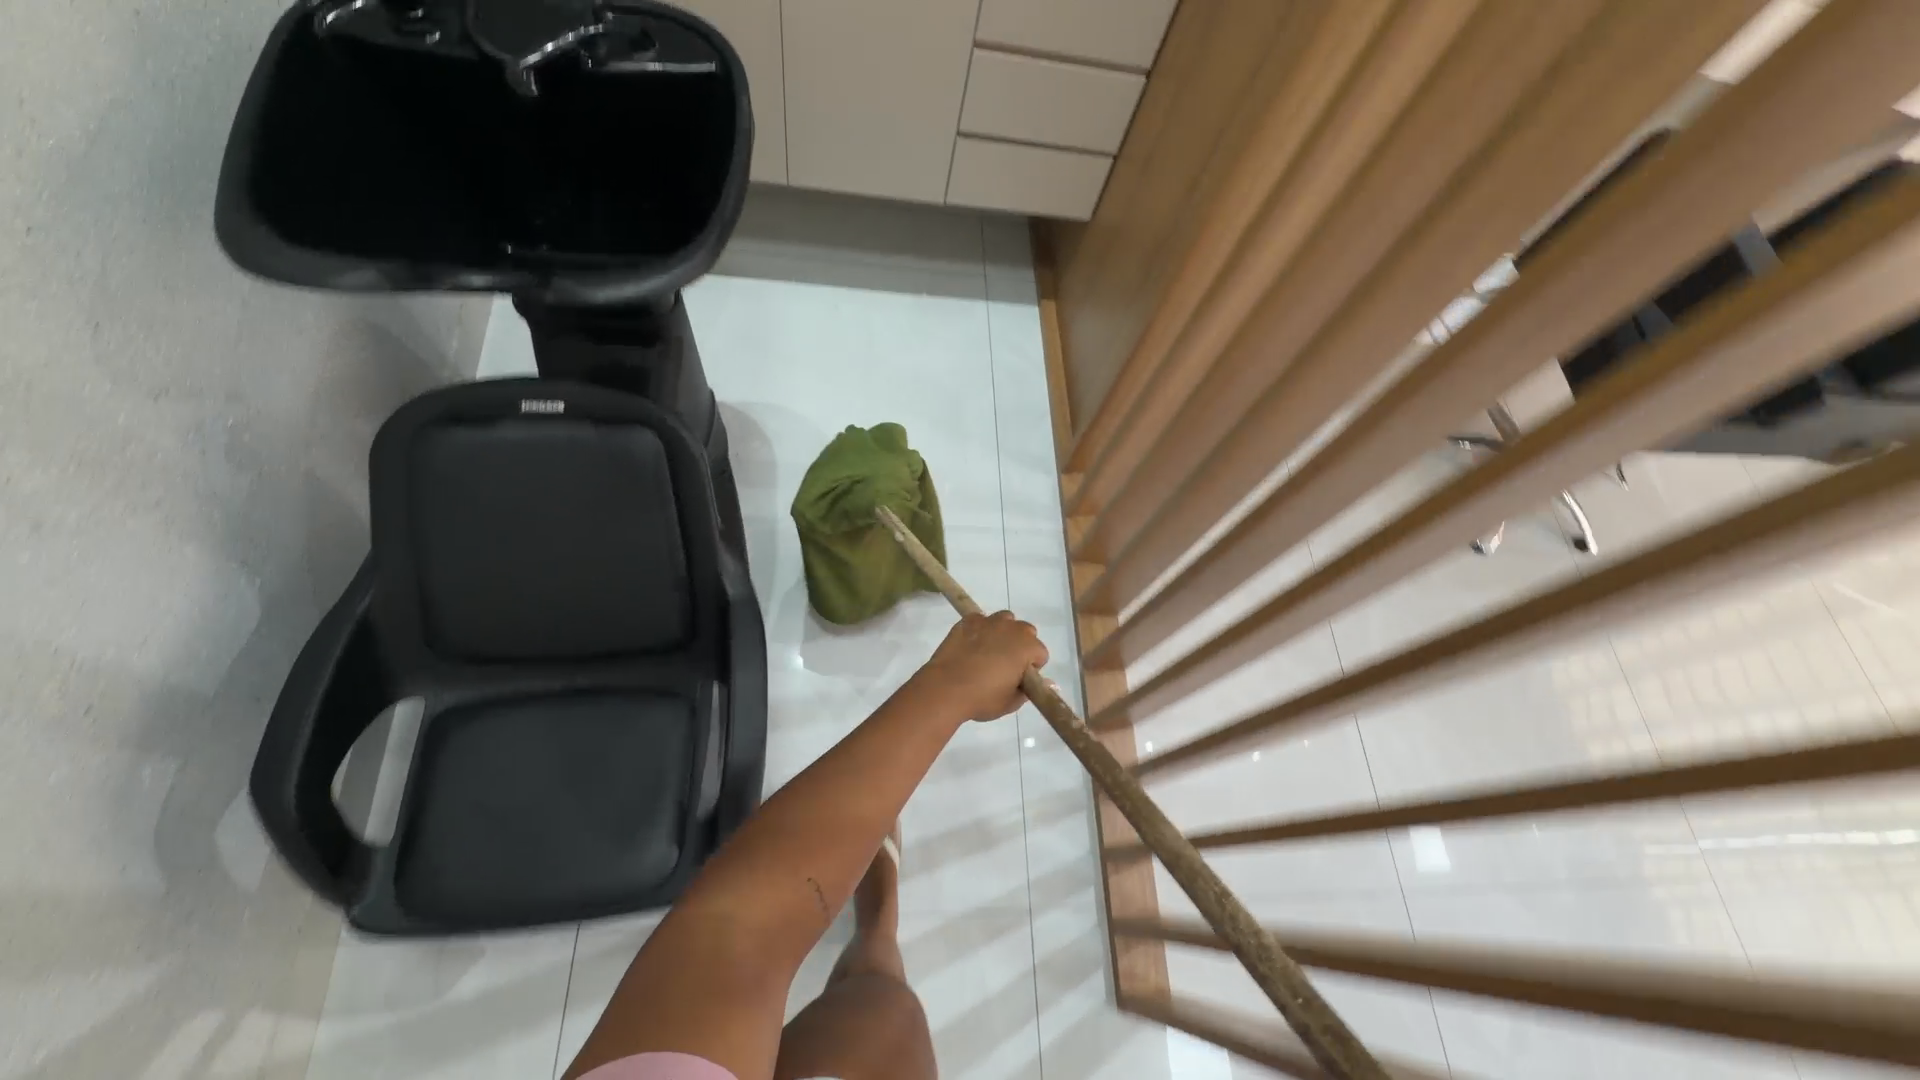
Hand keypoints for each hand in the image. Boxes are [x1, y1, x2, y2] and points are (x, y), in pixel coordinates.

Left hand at [917, 611, 1049, 722]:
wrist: (945, 688)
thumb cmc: (982, 698)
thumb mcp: (1011, 702)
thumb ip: (1029, 690)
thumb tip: (1044, 683)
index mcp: (1027, 647)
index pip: (1041, 654)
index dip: (1032, 668)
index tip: (1019, 679)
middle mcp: (1011, 628)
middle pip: (1026, 632)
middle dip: (1020, 646)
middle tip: (1004, 666)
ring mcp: (988, 621)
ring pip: (1005, 620)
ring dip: (1002, 633)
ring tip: (988, 652)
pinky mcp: (967, 621)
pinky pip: (980, 621)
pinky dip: (980, 630)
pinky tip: (970, 646)